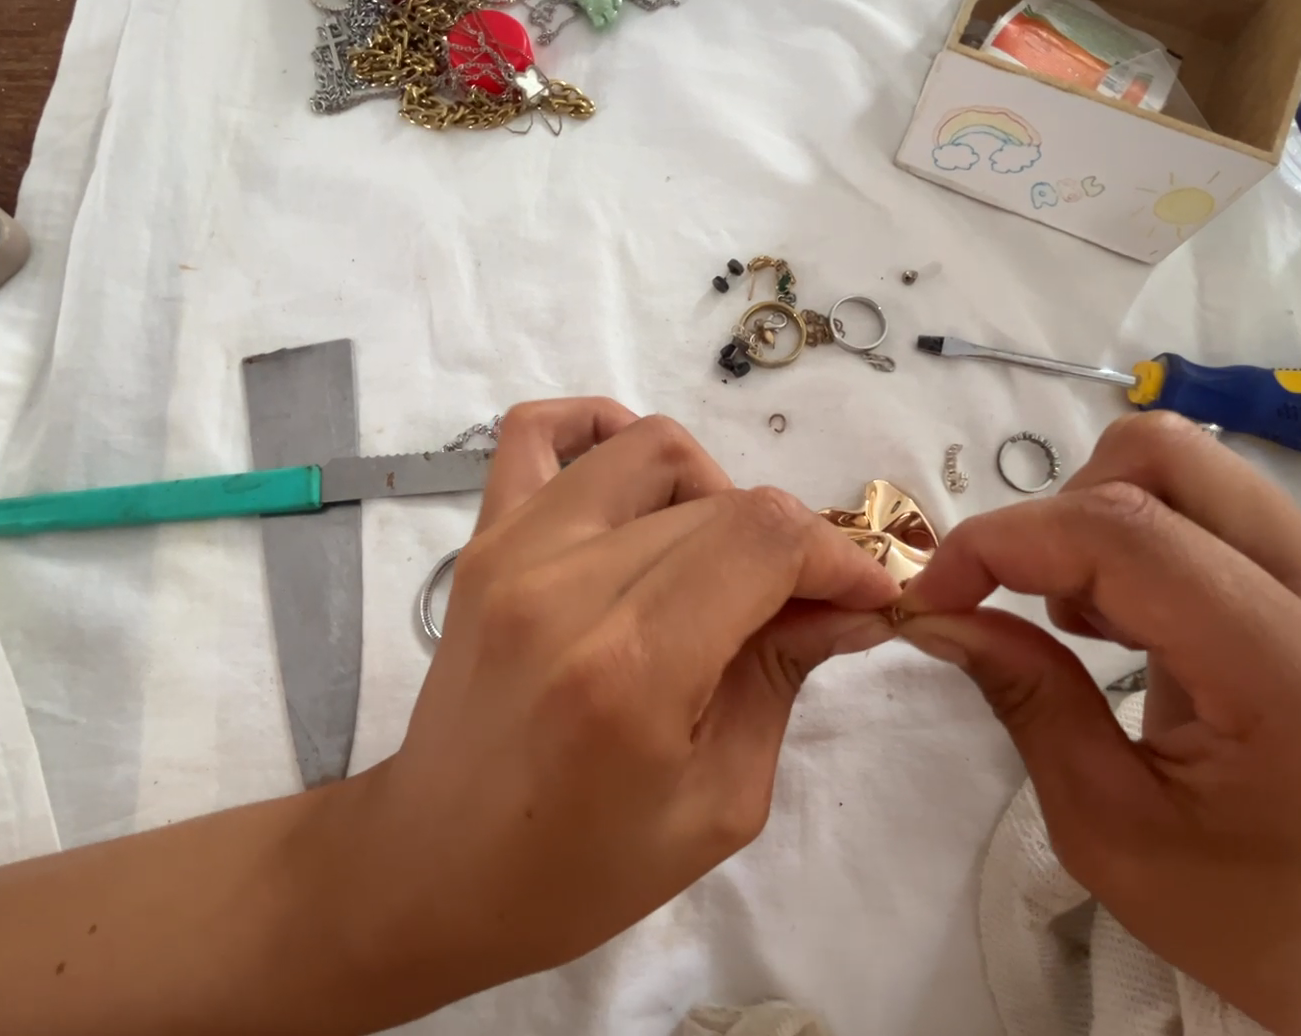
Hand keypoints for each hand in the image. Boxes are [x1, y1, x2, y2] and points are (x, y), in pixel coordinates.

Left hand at [328, 399, 898, 1024]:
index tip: (865, 595)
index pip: (766, 540)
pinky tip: (635, 488)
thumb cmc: (581, 868)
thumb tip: (849, 604)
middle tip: (800, 601)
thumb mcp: (719, 801)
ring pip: (650, 448)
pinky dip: (601, 432)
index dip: (838, 556)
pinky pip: (537, 432)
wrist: (435, 868)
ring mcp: (510, 550)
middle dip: (792, 542)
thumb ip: (785, 679)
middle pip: (722, 500)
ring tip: (713, 560)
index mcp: (632, 667)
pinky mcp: (480, 542)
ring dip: (713, 491)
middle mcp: (566, 586)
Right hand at [896, 412, 1300, 1033]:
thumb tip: (936, 610)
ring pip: (1182, 462)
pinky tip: (1130, 618)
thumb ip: (1023, 696)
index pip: (1128, 537)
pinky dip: (1130, 535)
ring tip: (1085, 619)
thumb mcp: (1101, 827)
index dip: (1003, 541)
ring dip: (1091, 520)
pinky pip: (1206, 499)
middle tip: (1022, 600)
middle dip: (1052, 514)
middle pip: (1163, 457)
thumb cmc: (1242, 917)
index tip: (935, 593)